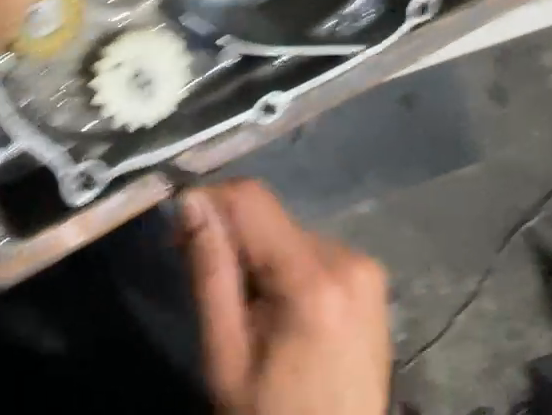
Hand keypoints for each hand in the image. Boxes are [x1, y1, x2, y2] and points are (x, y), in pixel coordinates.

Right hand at [183, 181, 392, 414]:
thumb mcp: (226, 354)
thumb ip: (210, 270)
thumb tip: (190, 200)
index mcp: (315, 281)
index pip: (251, 199)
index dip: (209, 204)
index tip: (180, 240)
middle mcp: (349, 259)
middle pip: (269, 217)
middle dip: (231, 239)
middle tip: (210, 288)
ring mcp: (366, 270)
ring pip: (286, 231)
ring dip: (257, 256)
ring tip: (248, 309)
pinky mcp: (371, 281)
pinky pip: (310, 250)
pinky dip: (284, 268)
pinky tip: (279, 312)